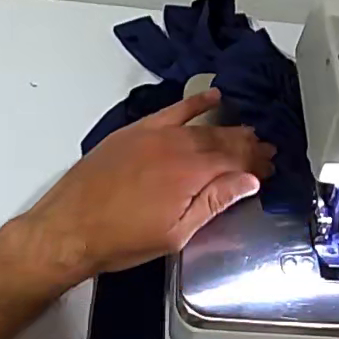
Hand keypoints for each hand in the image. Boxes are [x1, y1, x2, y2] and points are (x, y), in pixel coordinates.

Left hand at [14, 88, 275, 280]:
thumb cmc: (121, 239)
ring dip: (227, 129)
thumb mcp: (176, 233)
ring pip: (200, 126)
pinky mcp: (134, 132)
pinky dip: (194, 103)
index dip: (255, 164)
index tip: (269, 167)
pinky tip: (212, 98)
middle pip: (221, 140)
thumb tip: (248, 182)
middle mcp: (174, 147)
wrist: (69, 228)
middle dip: (247, 146)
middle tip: (266, 151)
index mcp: (188, 174)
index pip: (234, 161)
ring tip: (247, 132)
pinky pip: (171, 111)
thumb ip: (213, 202)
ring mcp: (152, 135)